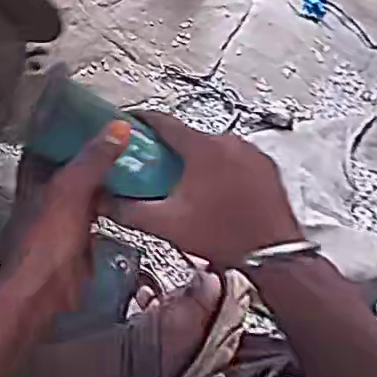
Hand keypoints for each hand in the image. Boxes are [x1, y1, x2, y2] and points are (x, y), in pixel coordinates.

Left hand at [2, 122, 130, 310]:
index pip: (55, 142)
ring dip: (105, 180)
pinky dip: (111, 207)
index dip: (74, 128)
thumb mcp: (72, 192)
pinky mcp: (77, 240)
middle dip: (96, 154)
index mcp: (38, 178)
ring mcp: (62, 218)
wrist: (43, 293)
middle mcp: (48, 195)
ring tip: (131, 165)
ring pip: (86, 190)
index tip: (99, 119)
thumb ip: (93, 160)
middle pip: (73, 166)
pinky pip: (96, 215)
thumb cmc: (44, 246)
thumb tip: (115, 130)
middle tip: (123, 140)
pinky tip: (127, 202)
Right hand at [109, 112, 304, 268]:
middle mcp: (228, 142)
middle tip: (154, 165)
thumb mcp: (166, 224)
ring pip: (212, 147)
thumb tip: (102, 201)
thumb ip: (128, 210)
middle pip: (188, 136)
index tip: (130, 122)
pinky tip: (214, 190)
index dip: (142, 119)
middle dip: (169, 147)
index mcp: (201, 148)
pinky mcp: (266, 166)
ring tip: (185, 183)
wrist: (274, 256)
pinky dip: (221, 168)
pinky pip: (235, 158)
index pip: (162, 121)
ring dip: (197, 159)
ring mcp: (250, 152)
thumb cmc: (222, 236)